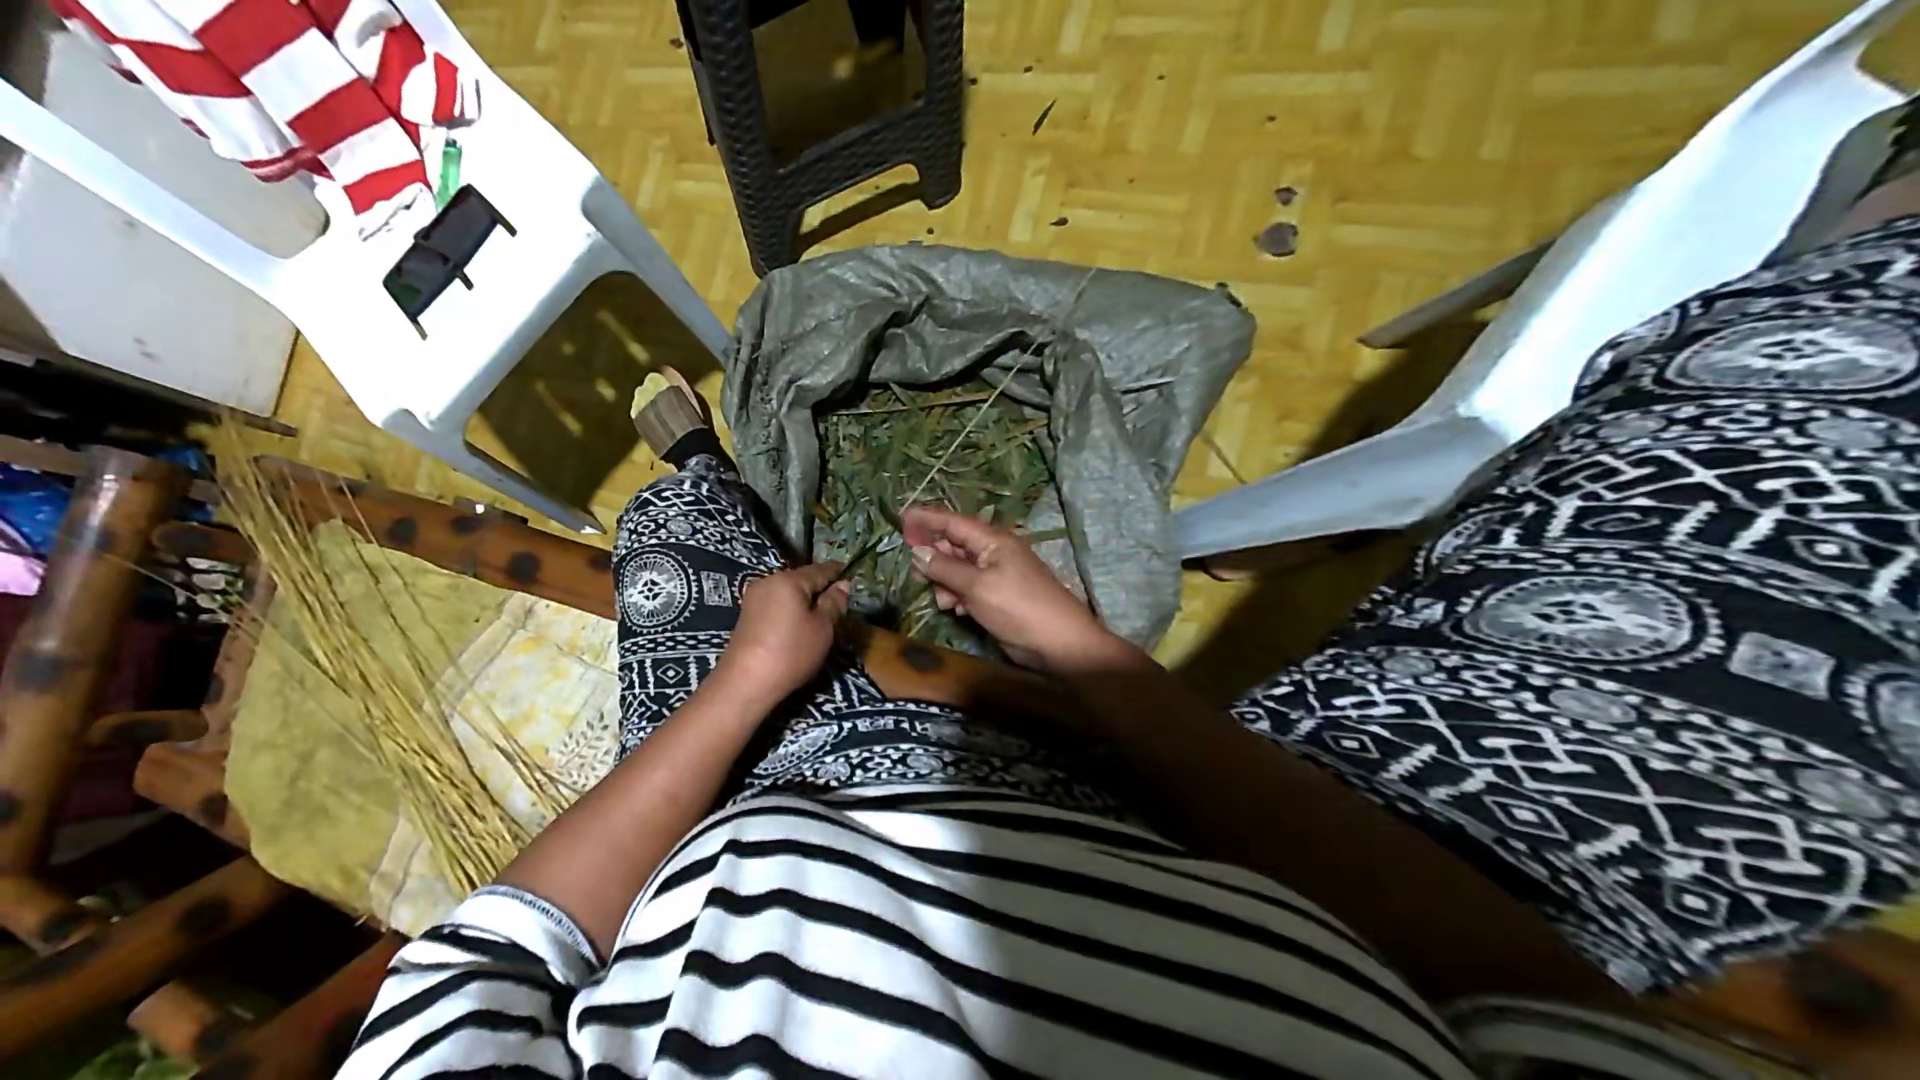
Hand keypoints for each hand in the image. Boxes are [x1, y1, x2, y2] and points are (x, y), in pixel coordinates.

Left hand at [715, 563, 849, 708]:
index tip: (852, 578)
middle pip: (801, 579)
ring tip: (821, 617)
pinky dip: (790, 610)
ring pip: (788, 592)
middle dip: (820, 588)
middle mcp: (768, 582)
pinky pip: (776, 604)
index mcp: (788, 580)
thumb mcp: (822, 628)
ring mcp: (754, 598)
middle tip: (839, 603)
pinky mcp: (748, 616)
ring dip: (805, 601)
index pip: (820, 569)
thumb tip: (842, 584)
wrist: (746, 683)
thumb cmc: (791, 652)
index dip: (838, 572)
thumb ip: (834, 603)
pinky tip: (799, 625)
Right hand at [901, 505, 1129, 670]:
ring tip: (945, 601)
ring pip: (959, 570)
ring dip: (946, 582)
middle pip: (955, 545)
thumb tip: (918, 550)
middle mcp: (995, 552)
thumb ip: (945, 568)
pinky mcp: (998, 597)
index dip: (927, 518)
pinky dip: (959, 596)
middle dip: (935, 557)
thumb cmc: (1018, 608)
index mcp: (993, 540)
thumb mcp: (976, 586)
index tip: (901, 517)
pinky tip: (957, 610)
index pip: (954, 522)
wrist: (1058, 644)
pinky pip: (969, 588)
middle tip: (916, 573)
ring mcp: (998, 575)